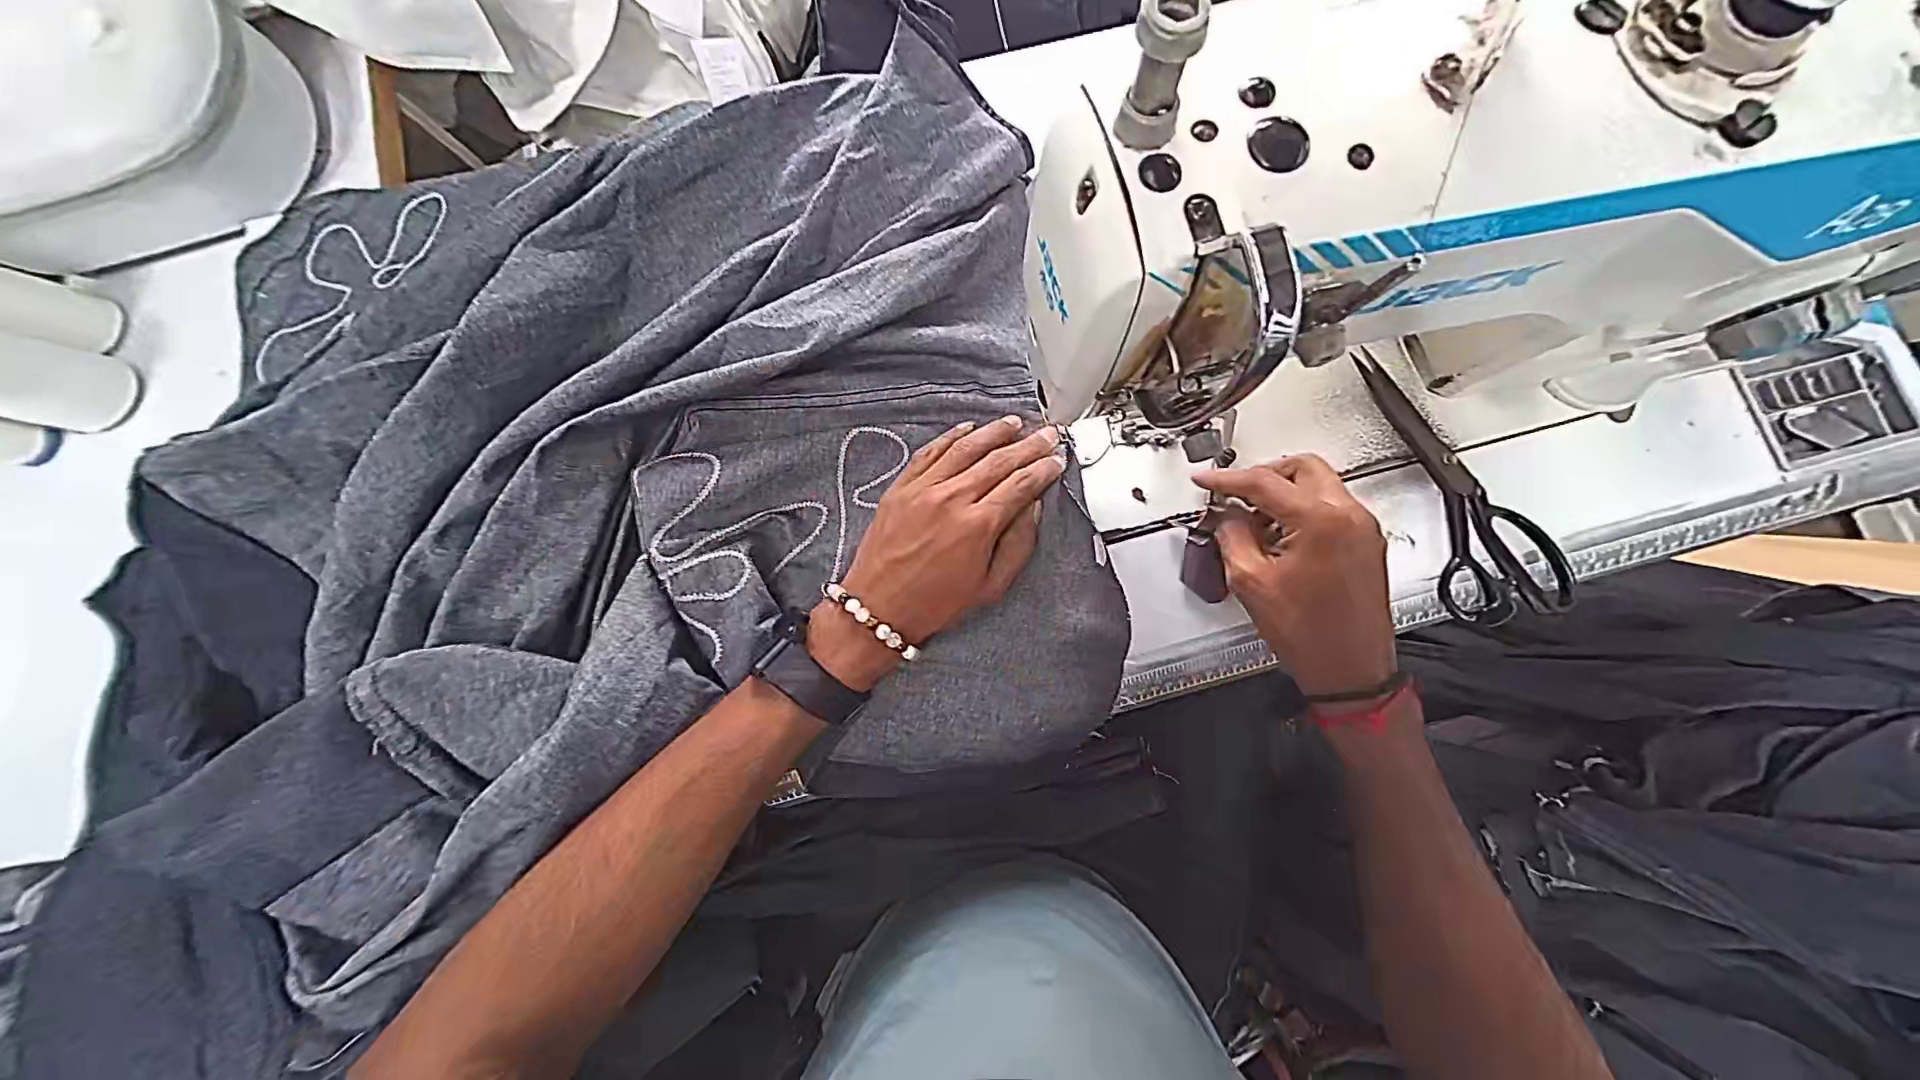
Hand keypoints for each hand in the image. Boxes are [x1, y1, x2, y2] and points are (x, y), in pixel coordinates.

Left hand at [807, 415, 1064, 690]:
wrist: (879, 607)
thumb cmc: (934, 603)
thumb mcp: (990, 587)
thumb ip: (1018, 544)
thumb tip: (1033, 508)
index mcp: (977, 526)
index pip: (1020, 484)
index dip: (1043, 469)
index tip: (1056, 460)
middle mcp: (950, 500)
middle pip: (998, 460)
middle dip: (1028, 445)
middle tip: (1046, 435)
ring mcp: (923, 490)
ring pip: (966, 448)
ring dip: (994, 432)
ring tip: (1014, 423)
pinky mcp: (901, 488)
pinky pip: (930, 452)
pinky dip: (952, 437)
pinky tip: (968, 428)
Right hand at [1192, 454, 1396, 699]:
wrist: (1349, 668)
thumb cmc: (1312, 635)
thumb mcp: (1250, 581)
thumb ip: (1231, 536)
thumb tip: (1225, 515)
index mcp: (1321, 521)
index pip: (1264, 482)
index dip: (1227, 479)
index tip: (1207, 480)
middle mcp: (1350, 517)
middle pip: (1302, 467)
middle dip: (1263, 475)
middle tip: (1234, 492)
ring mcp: (1363, 529)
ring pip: (1318, 484)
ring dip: (1282, 492)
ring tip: (1252, 520)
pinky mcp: (1366, 543)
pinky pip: (1330, 507)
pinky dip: (1301, 509)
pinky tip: (1277, 535)